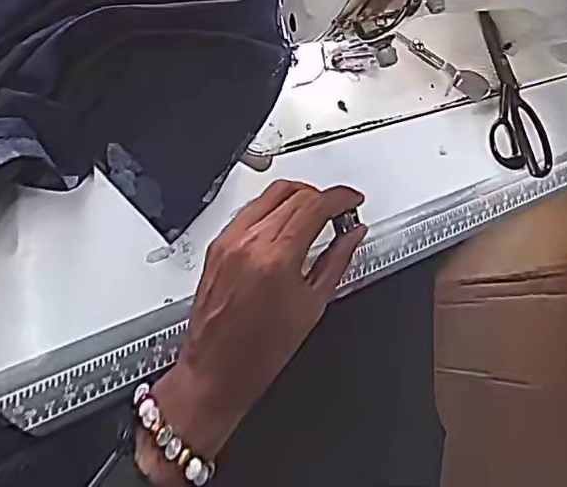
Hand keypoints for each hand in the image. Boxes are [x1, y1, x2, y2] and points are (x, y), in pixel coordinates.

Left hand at [138, 181, 365, 480]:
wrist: (213, 375)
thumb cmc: (258, 355)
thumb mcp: (311, 307)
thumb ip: (337, 260)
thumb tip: (354, 234)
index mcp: (277, 259)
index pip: (315, 205)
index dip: (340, 197)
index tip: (352, 200)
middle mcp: (250, 242)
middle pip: (296, 194)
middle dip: (323, 196)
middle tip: (338, 211)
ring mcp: (230, 239)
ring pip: (272, 192)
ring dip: (299, 195)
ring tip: (314, 212)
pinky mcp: (217, 242)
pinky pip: (251, 207)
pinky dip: (274, 205)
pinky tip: (285, 222)